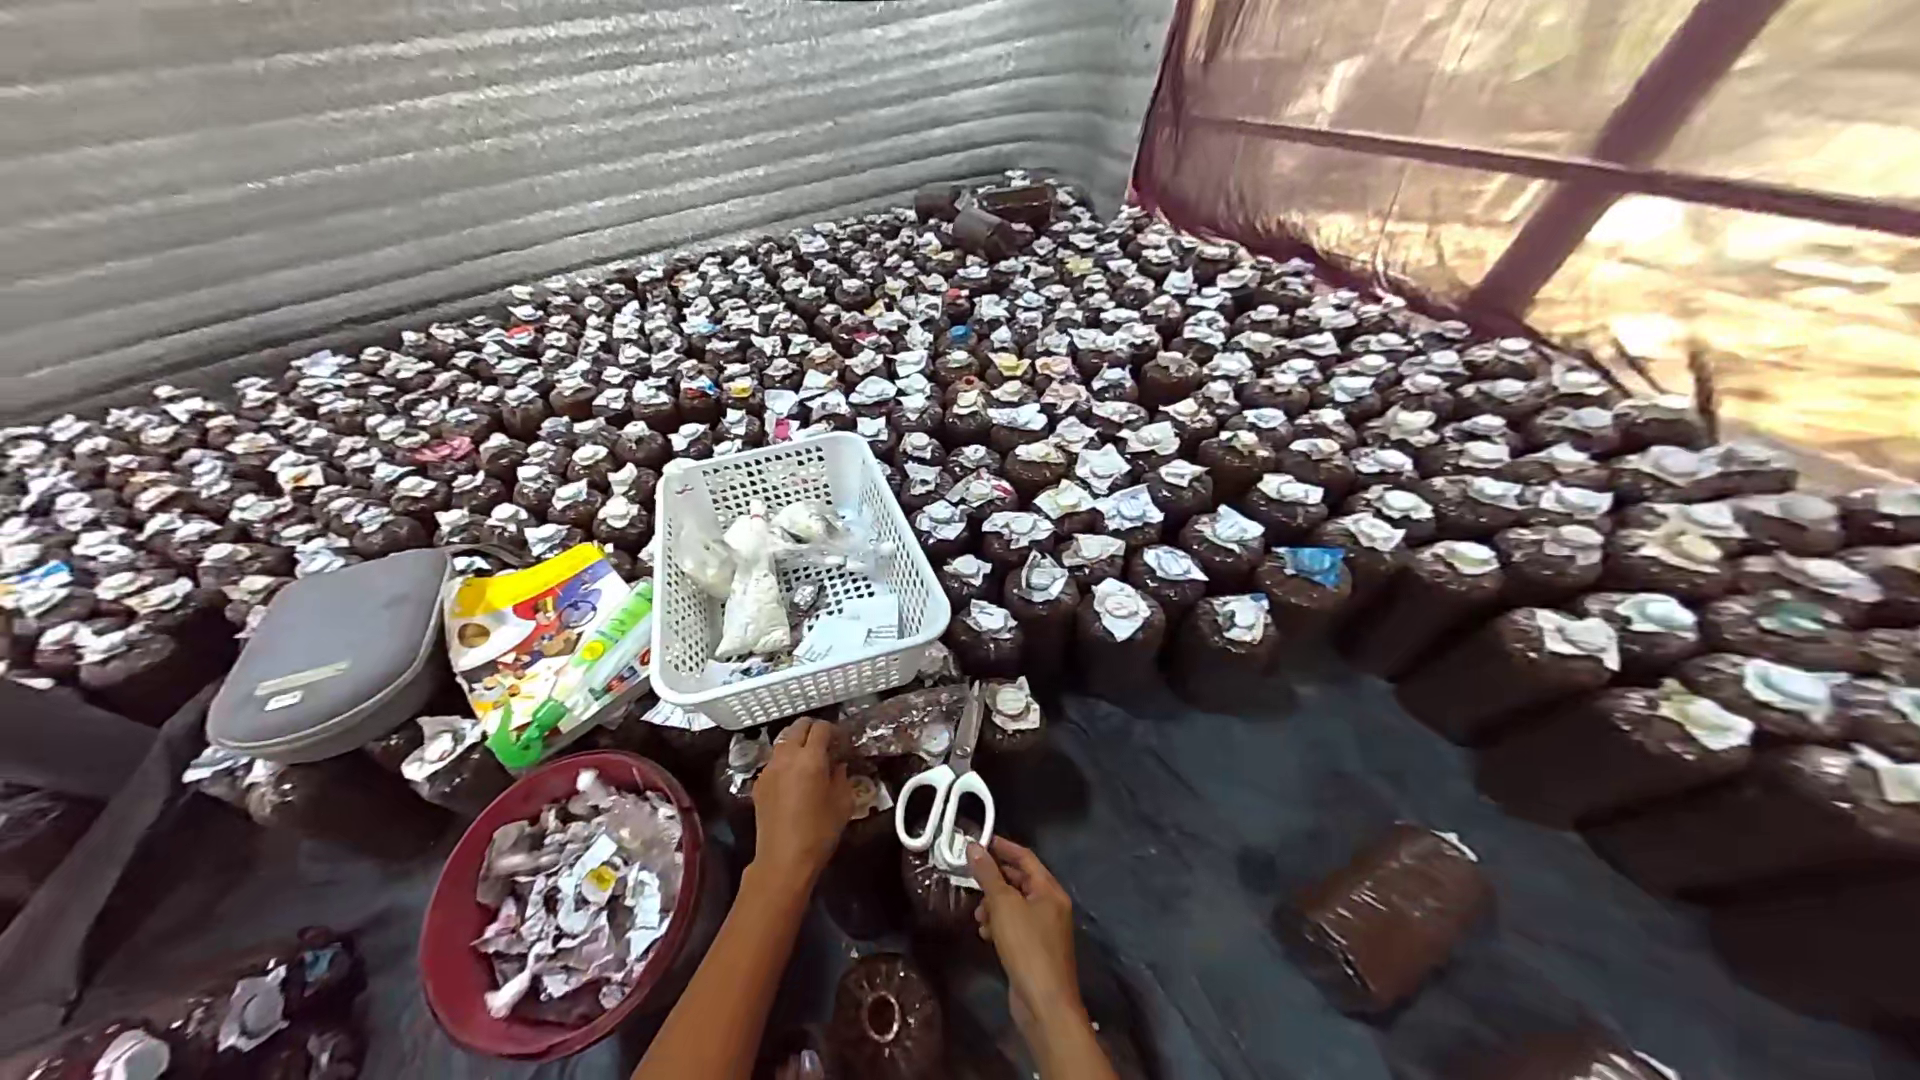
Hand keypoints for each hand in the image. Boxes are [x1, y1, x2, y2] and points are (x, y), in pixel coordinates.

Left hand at [751, 719, 853, 888]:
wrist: (783, 860)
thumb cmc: (820, 832)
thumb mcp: (843, 802)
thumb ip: (842, 776)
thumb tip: (838, 764)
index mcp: (810, 758)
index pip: (821, 728)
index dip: (834, 730)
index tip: (842, 742)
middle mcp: (787, 757)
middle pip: (798, 727)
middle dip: (814, 729)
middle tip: (827, 744)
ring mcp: (769, 769)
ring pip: (784, 742)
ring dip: (798, 743)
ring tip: (810, 760)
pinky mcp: (759, 784)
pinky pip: (774, 761)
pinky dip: (786, 761)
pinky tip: (794, 779)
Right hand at [968, 838, 1085, 1042]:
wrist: (1044, 1005)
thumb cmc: (1027, 947)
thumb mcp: (1004, 905)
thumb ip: (988, 874)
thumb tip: (974, 847)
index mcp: (1050, 890)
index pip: (1025, 857)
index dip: (1002, 847)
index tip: (979, 841)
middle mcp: (1051, 905)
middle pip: (1019, 880)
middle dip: (994, 880)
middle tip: (971, 878)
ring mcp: (1044, 929)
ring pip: (1014, 904)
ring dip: (994, 905)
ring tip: (978, 915)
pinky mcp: (1035, 949)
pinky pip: (1014, 925)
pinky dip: (999, 924)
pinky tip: (985, 934)